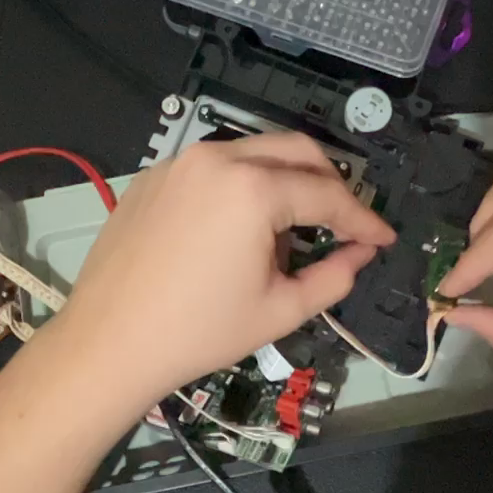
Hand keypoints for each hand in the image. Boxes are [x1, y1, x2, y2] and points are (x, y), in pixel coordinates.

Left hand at [51, 133, 395, 406]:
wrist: (109, 341)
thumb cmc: (200, 332)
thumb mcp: (279, 311)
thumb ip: (333, 277)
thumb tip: (361, 254)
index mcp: (254, 189)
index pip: (327, 195)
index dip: (363, 218)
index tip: (383, 238)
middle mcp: (218, 158)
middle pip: (296, 151)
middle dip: (330, 183)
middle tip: (344, 223)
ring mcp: (181, 162)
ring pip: (254, 153)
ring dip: (286, 181)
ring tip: (291, 232)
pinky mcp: (155, 176)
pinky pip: (215, 167)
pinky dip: (243, 185)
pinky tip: (239, 229)